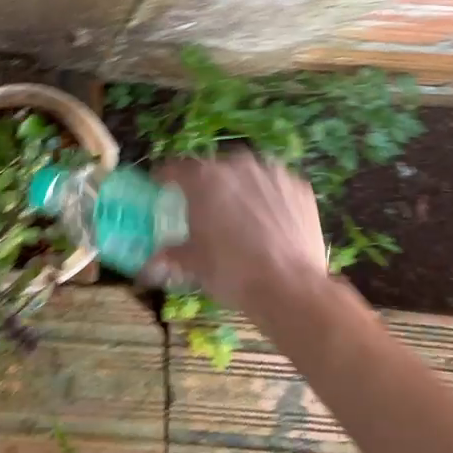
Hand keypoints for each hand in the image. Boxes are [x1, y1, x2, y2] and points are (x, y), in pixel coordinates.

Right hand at [149, 151, 328, 311]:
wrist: (291, 288)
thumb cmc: (232, 272)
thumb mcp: (194, 265)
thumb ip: (171, 254)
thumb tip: (152, 262)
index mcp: (203, 178)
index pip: (176, 168)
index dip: (167, 177)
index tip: (163, 186)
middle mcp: (236, 165)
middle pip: (215, 169)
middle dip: (209, 186)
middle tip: (208, 211)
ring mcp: (272, 172)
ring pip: (248, 175)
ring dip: (242, 189)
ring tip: (244, 219)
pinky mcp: (300, 187)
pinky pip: (277, 188)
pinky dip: (271, 199)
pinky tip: (272, 225)